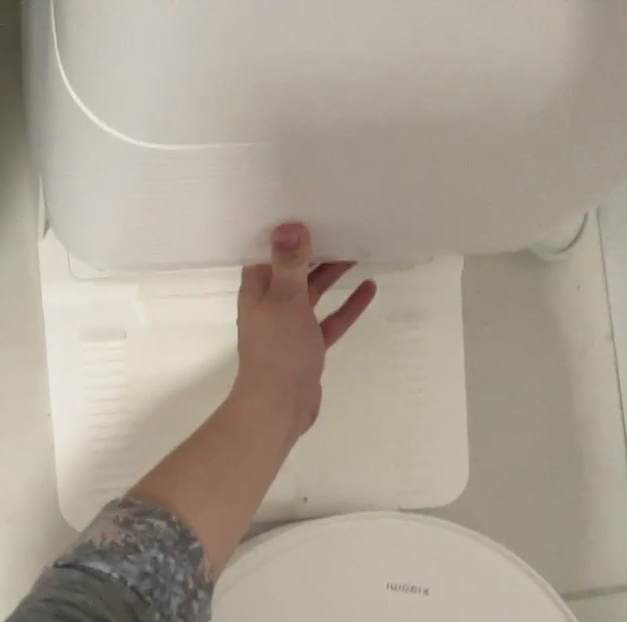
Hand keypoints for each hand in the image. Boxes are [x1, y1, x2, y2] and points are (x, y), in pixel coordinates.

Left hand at [232, 222, 377, 440]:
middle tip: (341, 225)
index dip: (281, 236)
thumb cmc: (278, 350)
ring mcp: (289, 329)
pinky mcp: (308, 348)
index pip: (265, 255)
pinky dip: (346, 306)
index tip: (304, 211)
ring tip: (357, 249)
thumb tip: (288, 226)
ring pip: (312, 295)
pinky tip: (369, 288)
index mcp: (257, 293)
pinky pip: (329, 321)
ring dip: (331, 275)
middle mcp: (270, 308)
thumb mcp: (285, 300)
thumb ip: (289, 264)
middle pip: (292, 272)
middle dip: (313, 251)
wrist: (279, 406)